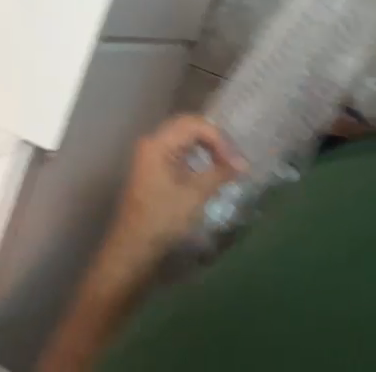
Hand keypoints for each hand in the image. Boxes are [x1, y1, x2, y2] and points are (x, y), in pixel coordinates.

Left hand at [108, 116, 242, 259]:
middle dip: (214, 139)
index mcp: (158, 143)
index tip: (237, 162)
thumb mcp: (194, 196)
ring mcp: (151, 154)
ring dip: (206, 147)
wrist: (132, 249)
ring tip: (226, 164)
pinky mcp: (153, 168)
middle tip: (234, 158)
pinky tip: (210, 170)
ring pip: (184, 138)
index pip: (194, 125)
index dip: (220, 140)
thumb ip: (219, 173)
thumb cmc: (162, 220)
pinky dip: (196, 156)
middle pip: (188, 126)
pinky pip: (178, 151)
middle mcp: (152, 142)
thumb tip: (243, 163)